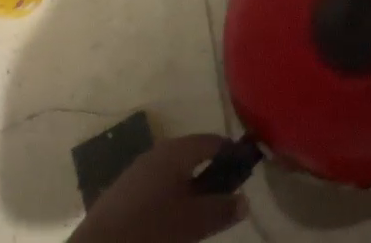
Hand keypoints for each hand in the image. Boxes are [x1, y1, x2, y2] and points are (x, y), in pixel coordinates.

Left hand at [68, 135, 246, 242]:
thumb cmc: (151, 230)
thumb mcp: (193, 223)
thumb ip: (222, 209)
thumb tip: (244, 200)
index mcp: (176, 151)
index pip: (213, 141)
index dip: (232, 154)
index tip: (246, 172)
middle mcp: (157, 152)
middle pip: (194, 155)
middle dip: (212, 174)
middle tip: (225, 198)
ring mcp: (138, 170)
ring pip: (175, 172)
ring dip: (192, 188)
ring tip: (202, 214)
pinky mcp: (124, 191)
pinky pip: (159, 185)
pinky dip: (173, 196)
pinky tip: (173, 221)